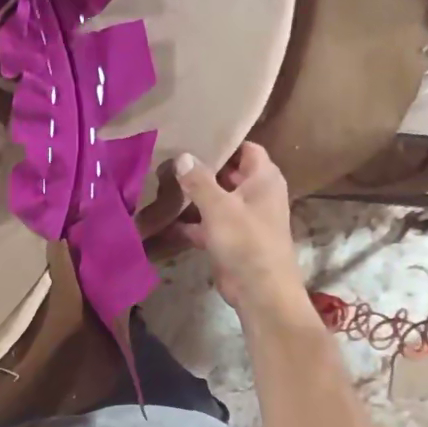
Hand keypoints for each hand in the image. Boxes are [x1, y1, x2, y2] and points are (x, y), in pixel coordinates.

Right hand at [173, 144, 305, 319]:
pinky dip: (190, 222)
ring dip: (194, 196)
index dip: (224, 142)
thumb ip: (199, 180)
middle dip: (202, 169)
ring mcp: (243, 218)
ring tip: (163, 184)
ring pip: (216, 200)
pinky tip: (165, 219)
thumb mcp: (219, 206)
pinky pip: (208, 224)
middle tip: (171, 159)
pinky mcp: (231, 239)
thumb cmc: (246, 241)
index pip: (246, 148)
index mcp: (264, 179)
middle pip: (228, 173)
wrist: (260, 290)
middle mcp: (257, 194)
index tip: (195, 136)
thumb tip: (182, 156)